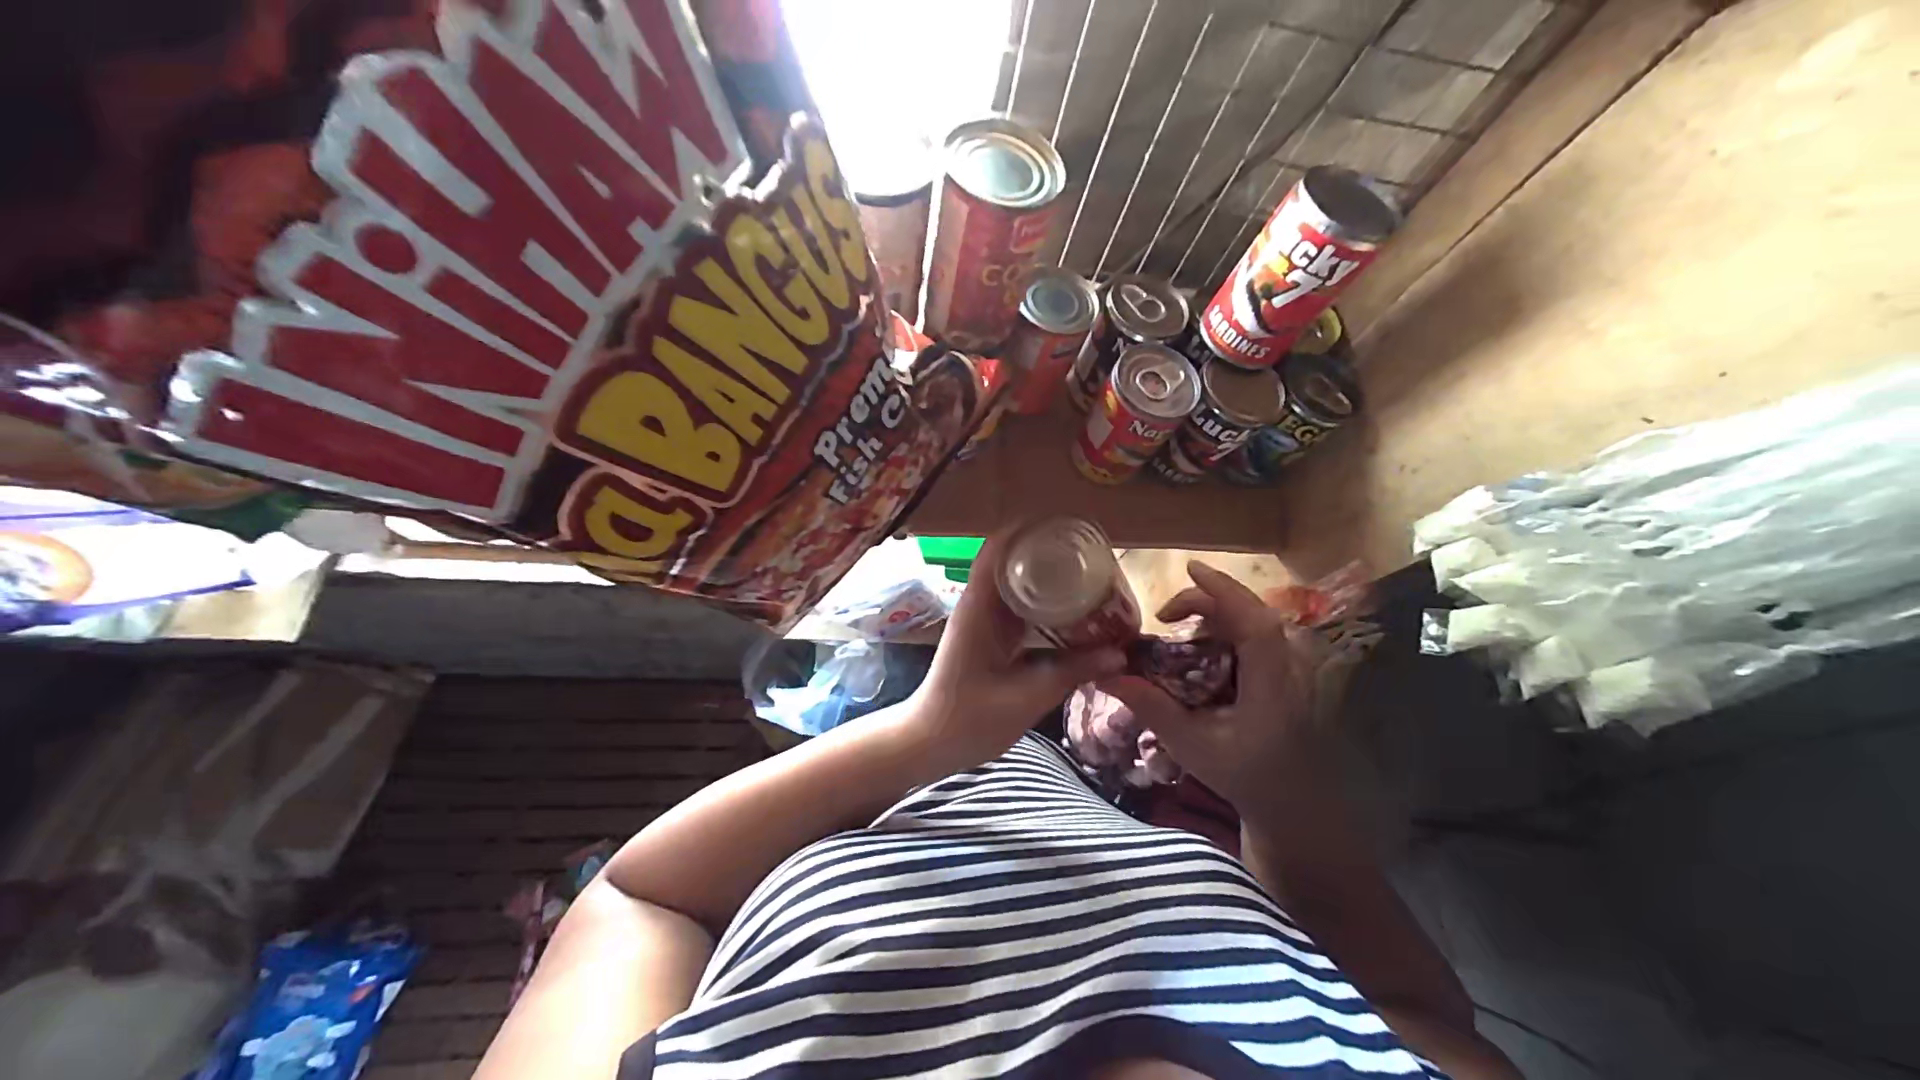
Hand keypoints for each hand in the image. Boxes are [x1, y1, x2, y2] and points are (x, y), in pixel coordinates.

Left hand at [905, 529, 1124, 768]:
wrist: (930, 742)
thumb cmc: (967, 719)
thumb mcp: (1026, 697)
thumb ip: (1072, 673)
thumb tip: (1121, 653)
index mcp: (980, 606)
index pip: (1001, 547)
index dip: (1032, 529)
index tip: (1071, 525)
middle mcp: (981, 603)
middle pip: (1015, 560)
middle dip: (1053, 553)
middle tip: (1096, 557)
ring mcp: (985, 619)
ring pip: (1020, 583)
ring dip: (1051, 578)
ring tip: (1095, 578)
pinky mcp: (992, 635)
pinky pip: (1022, 607)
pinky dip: (1048, 603)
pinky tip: (1077, 612)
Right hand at [1096, 561, 1338, 814]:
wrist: (1293, 800)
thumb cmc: (1244, 775)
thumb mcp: (1191, 744)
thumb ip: (1151, 706)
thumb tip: (1106, 674)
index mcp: (1271, 684)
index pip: (1255, 623)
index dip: (1224, 591)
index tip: (1190, 569)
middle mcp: (1289, 665)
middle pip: (1248, 611)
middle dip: (1203, 602)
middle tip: (1164, 617)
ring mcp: (1293, 665)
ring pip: (1251, 619)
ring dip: (1213, 614)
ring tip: (1177, 629)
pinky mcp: (1287, 668)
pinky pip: (1255, 632)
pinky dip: (1224, 628)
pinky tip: (1201, 647)